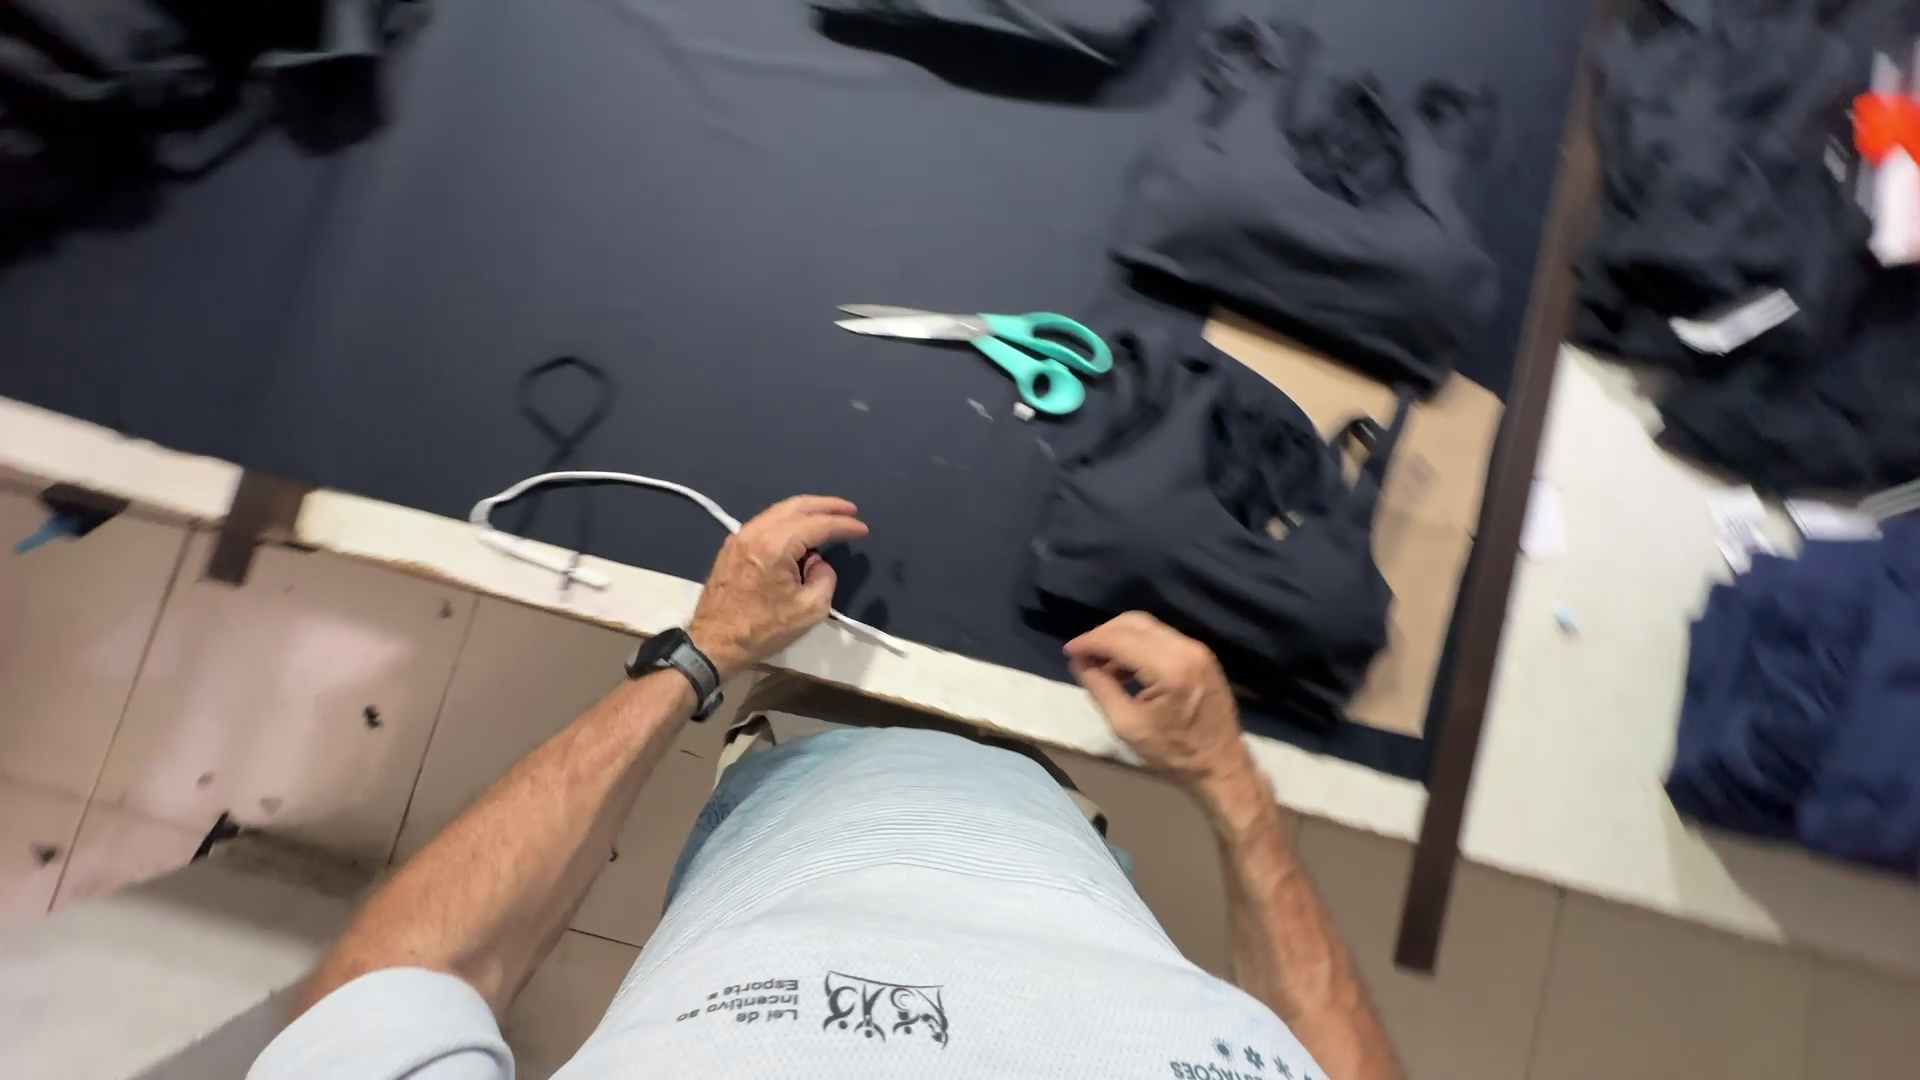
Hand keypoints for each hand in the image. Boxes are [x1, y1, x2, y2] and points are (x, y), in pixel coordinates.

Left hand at [687, 495, 868, 678]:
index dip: (843, 525)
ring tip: (830, 517)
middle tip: (850, 510)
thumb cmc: (762, 629)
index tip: (862, 529)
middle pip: (797, 506)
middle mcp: (756, 532)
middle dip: (827, 506)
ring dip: (807, 511)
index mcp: (775, 546)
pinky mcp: (733, 546)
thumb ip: (824, 578)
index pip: (817, 525)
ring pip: (780, 511)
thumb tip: (817, 563)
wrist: (714, 643)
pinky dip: (789, 521)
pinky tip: (802, 531)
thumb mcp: (809, 610)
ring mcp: (740, 536)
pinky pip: (767, 522)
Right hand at [1064, 612, 1248, 787]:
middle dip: (1103, 634)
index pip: (1119, 640)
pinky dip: (1137, 644)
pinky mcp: (1200, 655)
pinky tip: (1125, 667)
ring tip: (1101, 664)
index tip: (1068, 651)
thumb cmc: (1172, 753)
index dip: (1089, 642)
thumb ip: (1099, 687)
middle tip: (1082, 654)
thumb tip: (1079, 662)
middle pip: (1133, 623)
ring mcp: (1197, 650)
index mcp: (1169, 669)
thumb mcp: (1126, 724)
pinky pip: (1161, 637)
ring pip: (1147, 627)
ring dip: (1119, 638)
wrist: (1221, 766)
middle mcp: (1185, 650)